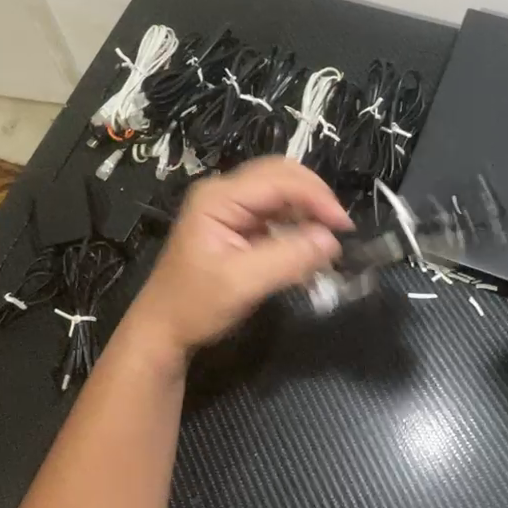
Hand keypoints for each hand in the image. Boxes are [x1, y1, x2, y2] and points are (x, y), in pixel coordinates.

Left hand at [124, 157, 352, 354]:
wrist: (163, 331)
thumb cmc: (195, 306)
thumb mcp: (242, 283)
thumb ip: (288, 259)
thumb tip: (331, 241)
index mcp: (219, 197)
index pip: (279, 180)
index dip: (317, 197)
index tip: (344, 227)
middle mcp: (225, 194)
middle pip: (282, 177)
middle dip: (315, 198)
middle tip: (340, 229)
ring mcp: (231, 209)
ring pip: (282, 194)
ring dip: (308, 213)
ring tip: (328, 241)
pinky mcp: (238, 227)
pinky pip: (276, 215)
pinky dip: (298, 227)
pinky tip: (310, 249)